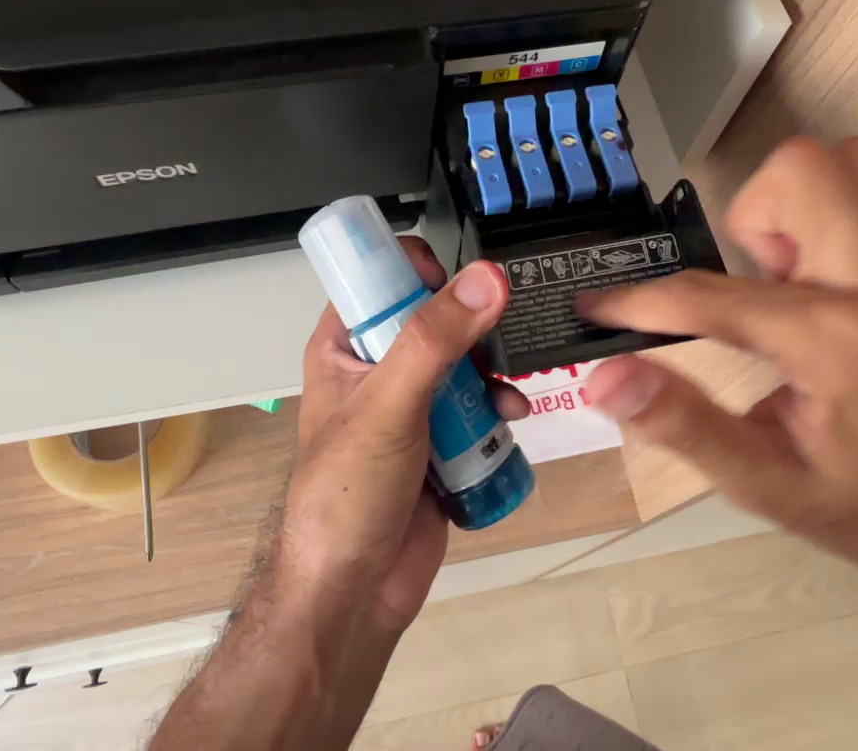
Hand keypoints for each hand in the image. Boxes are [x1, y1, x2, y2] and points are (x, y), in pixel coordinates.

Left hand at [275, 240, 528, 631]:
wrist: (355, 589)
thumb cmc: (347, 491)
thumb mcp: (389, 404)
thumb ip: (435, 339)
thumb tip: (486, 278)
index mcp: (345, 345)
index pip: (381, 278)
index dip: (420, 268)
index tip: (463, 279)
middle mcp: (378, 367)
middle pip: (435, 316)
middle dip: (472, 324)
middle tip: (497, 334)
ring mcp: (413, 404)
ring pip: (464, 360)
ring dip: (491, 368)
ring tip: (506, 388)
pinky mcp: (441, 438)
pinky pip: (478, 404)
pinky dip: (497, 406)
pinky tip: (511, 416)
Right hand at [577, 136, 857, 580]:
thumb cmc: (852, 501)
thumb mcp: (757, 480)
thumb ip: (680, 423)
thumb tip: (602, 378)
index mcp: (837, 344)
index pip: (713, 295)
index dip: (640, 301)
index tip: (598, 306)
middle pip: (802, 172)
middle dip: (751, 217)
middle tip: (751, 284)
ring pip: (845, 159)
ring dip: (796, 204)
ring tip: (789, 274)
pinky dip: (848, 198)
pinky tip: (829, 257)